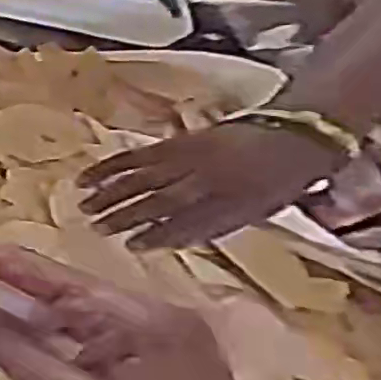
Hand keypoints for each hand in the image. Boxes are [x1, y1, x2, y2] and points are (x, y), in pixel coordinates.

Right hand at [0, 246, 321, 379]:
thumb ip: (8, 345)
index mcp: (130, 313)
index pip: (30, 268)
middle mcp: (147, 307)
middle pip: (48, 279)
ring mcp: (156, 328)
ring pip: (64, 304)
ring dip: (12, 307)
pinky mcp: (156, 351)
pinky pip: (82, 326)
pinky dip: (41, 329)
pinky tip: (10, 337)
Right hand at [79, 121, 346, 248]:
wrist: (295, 133)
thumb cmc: (280, 181)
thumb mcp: (259, 210)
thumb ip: (215, 224)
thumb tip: (168, 239)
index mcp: (234, 202)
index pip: (188, 222)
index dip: (158, 235)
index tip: (132, 246)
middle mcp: (207, 180)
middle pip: (159, 201)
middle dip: (126, 216)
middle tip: (98, 229)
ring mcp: (188, 159)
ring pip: (142, 178)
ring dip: (110, 195)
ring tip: (84, 208)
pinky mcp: (174, 143)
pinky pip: (135, 156)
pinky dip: (108, 168)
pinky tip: (86, 179)